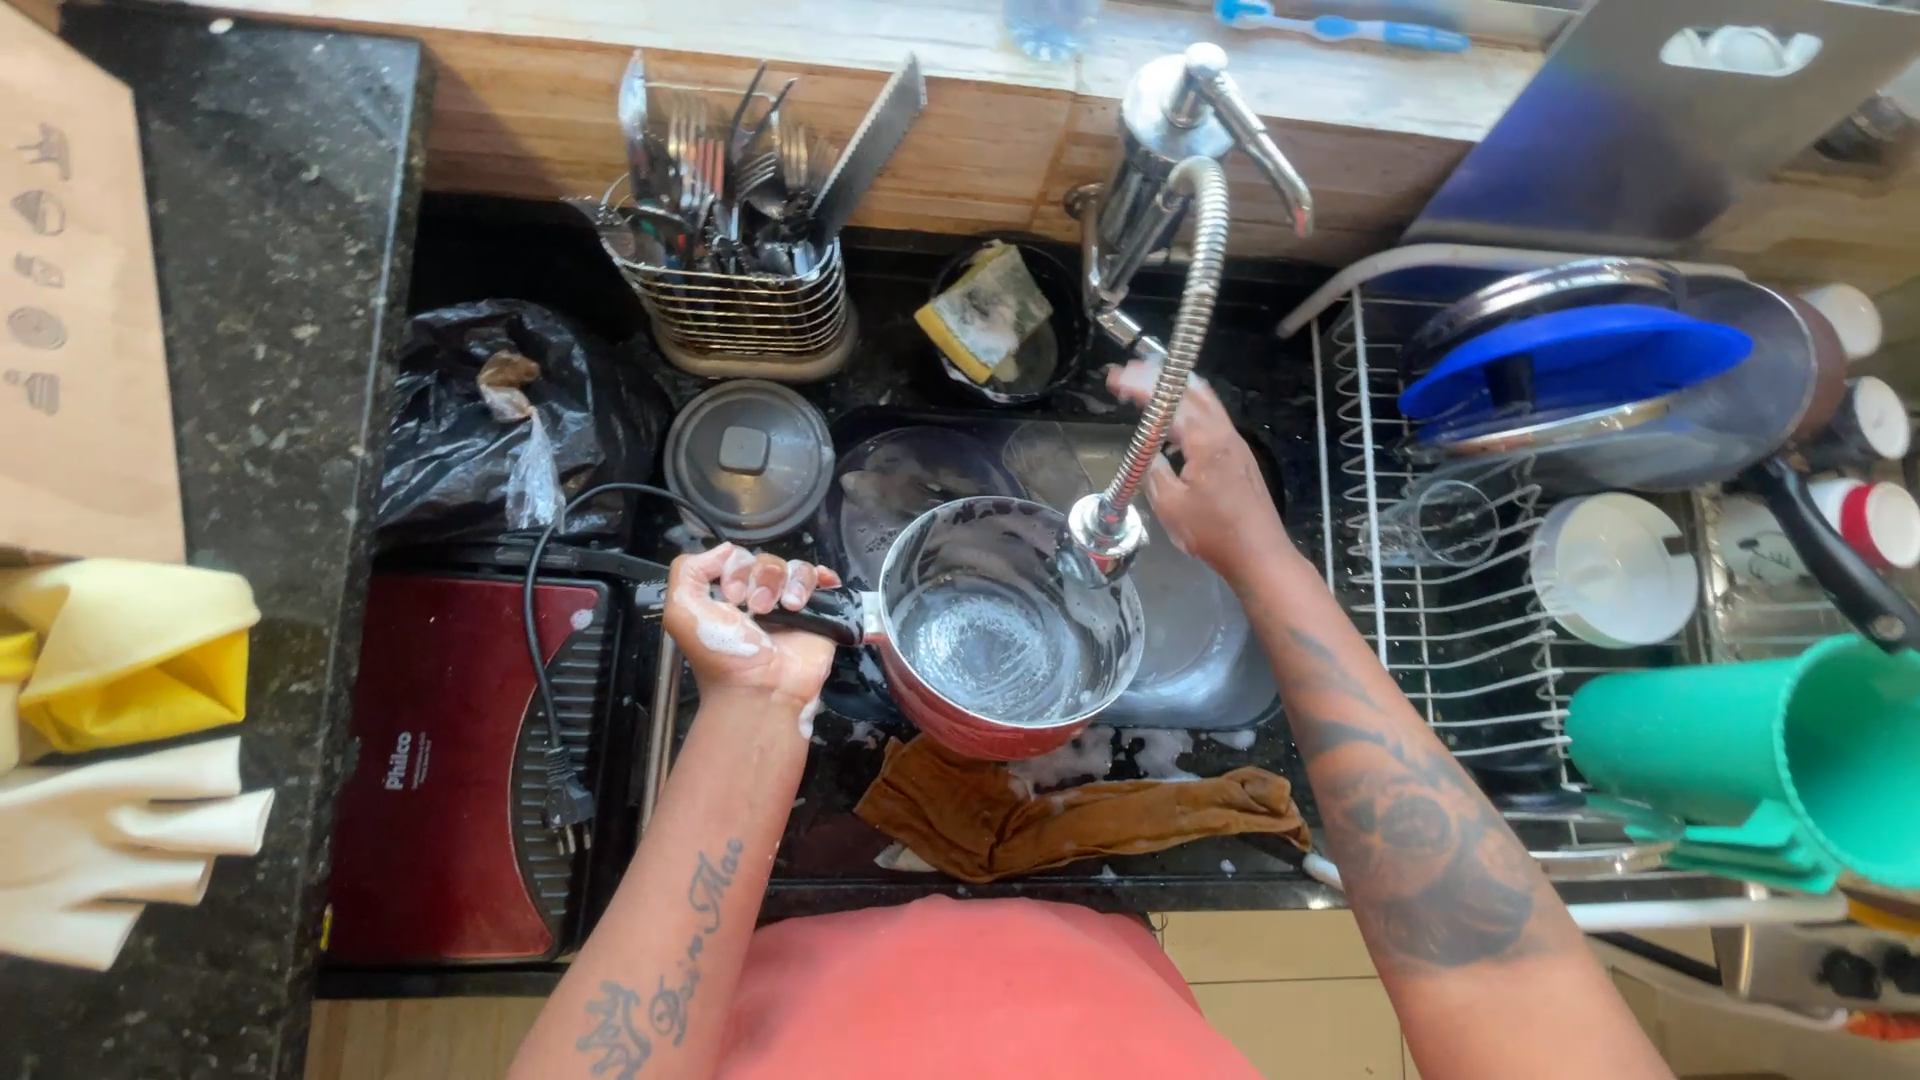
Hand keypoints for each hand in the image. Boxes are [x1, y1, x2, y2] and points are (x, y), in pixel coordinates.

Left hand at [664, 544, 840, 713]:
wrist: (762, 691)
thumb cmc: (722, 656)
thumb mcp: (682, 612)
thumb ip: (688, 572)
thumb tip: (725, 549)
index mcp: (727, 596)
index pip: (737, 558)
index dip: (736, 571)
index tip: (732, 599)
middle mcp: (758, 597)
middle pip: (768, 560)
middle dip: (763, 580)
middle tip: (759, 611)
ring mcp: (790, 606)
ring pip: (796, 568)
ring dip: (793, 583)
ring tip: (790, 608)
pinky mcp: (818, 616)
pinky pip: (823, 581)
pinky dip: (822, 578)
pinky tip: (821, 584)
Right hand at [1106, 360, 1290, 584]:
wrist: (1258, 553)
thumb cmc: (1212, 532)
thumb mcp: (1169, 505)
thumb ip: (1154, 472)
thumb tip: (1148, 456)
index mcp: (1206, 441)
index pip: (1169, 400)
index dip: (1140, 386)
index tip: (1116, 380)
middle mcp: (1224, 433)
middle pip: (1192, 389)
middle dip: (1159, 377)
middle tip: (1129, 374)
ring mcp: (1235, 443)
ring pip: (1205, 402)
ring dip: (1176, 391)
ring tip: (1149, 390)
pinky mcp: (1238, 456)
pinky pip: (1211, 419)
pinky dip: (1189, 409)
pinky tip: (1174, 425)